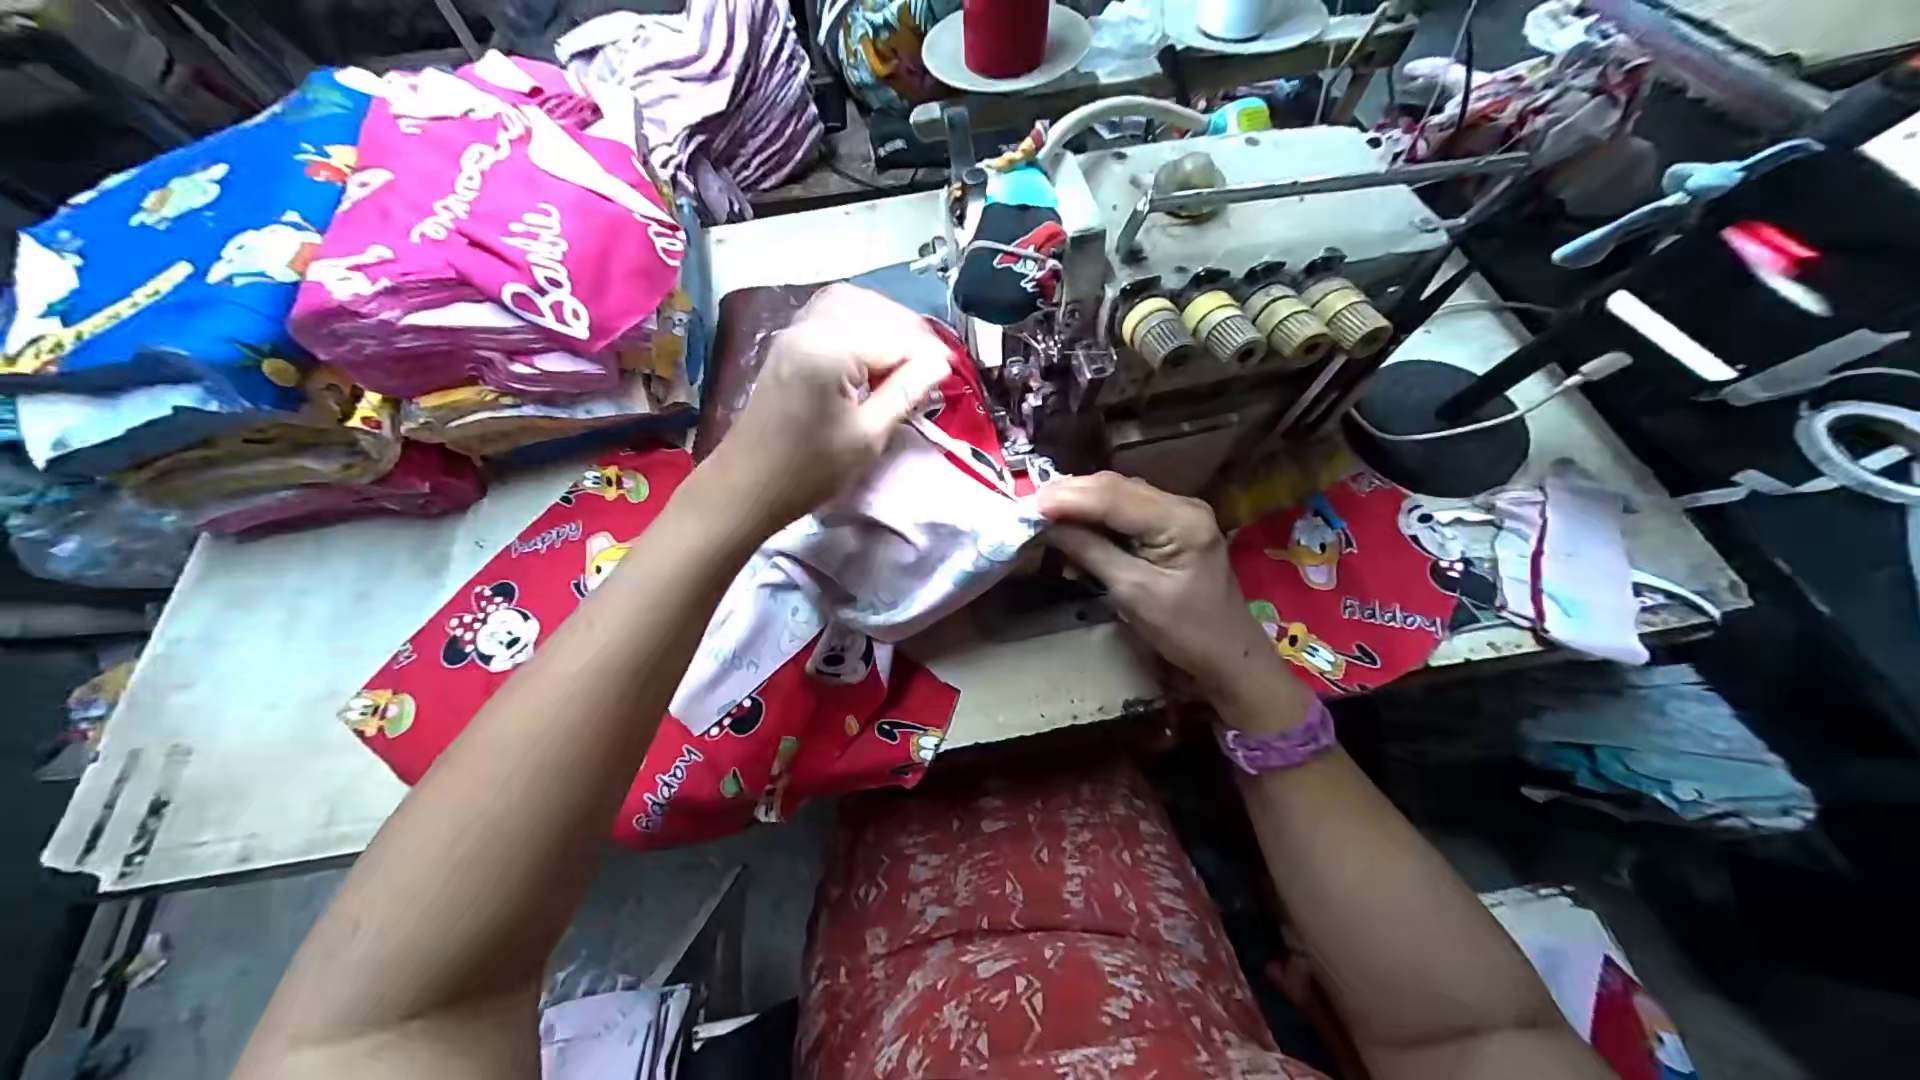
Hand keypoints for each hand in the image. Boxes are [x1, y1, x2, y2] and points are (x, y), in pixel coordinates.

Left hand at [709, 285, 952, 530]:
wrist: (746, 487)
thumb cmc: (809, 471)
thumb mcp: (868, 437)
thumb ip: (906, 392)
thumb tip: (940, 364)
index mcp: (831, 350)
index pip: (896, 338)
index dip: (928, 357)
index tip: (949, 378)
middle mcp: (810, 328)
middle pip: (873, 307)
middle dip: (908, 332)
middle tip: (929, 367)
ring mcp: (794, 333)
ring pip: (849, 304)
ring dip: (883, 324)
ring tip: (904, 359)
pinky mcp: (787, 345)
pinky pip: (829, 315)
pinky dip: (857, 325)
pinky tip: (871, 355)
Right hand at [1038, 472, 1311, 729]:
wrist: (1227, 655)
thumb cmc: (1185, 630)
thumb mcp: (1132, 592)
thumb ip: (1089, 551)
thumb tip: (1045, 526)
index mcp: (1181, 520)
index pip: (1113, 497)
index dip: (1067, 498)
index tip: (1027, 507)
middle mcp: (1181, 504)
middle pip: (1114, 488)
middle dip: (1068, 496)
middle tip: (1027, 510)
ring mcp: (1177, 512)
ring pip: (1116, 496)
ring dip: (1078, 506)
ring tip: (1041, 519)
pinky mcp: (1169, 525)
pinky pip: (1124, 512)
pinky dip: (1094, 520)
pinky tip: (1070, 533)